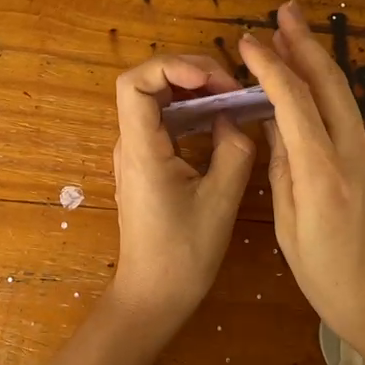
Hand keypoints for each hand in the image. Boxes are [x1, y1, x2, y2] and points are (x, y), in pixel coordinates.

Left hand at [109, 55, 257, 325]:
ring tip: (230, 98)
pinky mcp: (146, 163)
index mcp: (141, 149)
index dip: (170, 66)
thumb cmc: (184, 255)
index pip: (134, 84)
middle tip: (230, 87)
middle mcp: (130, 144)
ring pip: (156, 99)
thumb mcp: (221, 202)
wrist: (153, 298)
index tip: (209, 79)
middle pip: (147, 83)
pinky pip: (163, 120)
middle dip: (189, 73)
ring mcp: (135, 152)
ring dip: (192, 90)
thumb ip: (233, 150)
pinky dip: (190, 110)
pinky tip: (218, 120)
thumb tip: (234, 118)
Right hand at [240, 2, 364, 356]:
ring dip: (315, 60)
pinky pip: (345, 114)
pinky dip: (324, 89)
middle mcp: (351, 152)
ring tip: (291, 35)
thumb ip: (282, 172)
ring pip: (341, 94)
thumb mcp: (291, 232)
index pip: (292, 101)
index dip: (269, 66)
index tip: (247, 41)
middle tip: (284, 11)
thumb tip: (271, 125)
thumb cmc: (337, 285)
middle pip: (328, 82)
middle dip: (304, 42)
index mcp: (322, 172)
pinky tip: (309, 86)